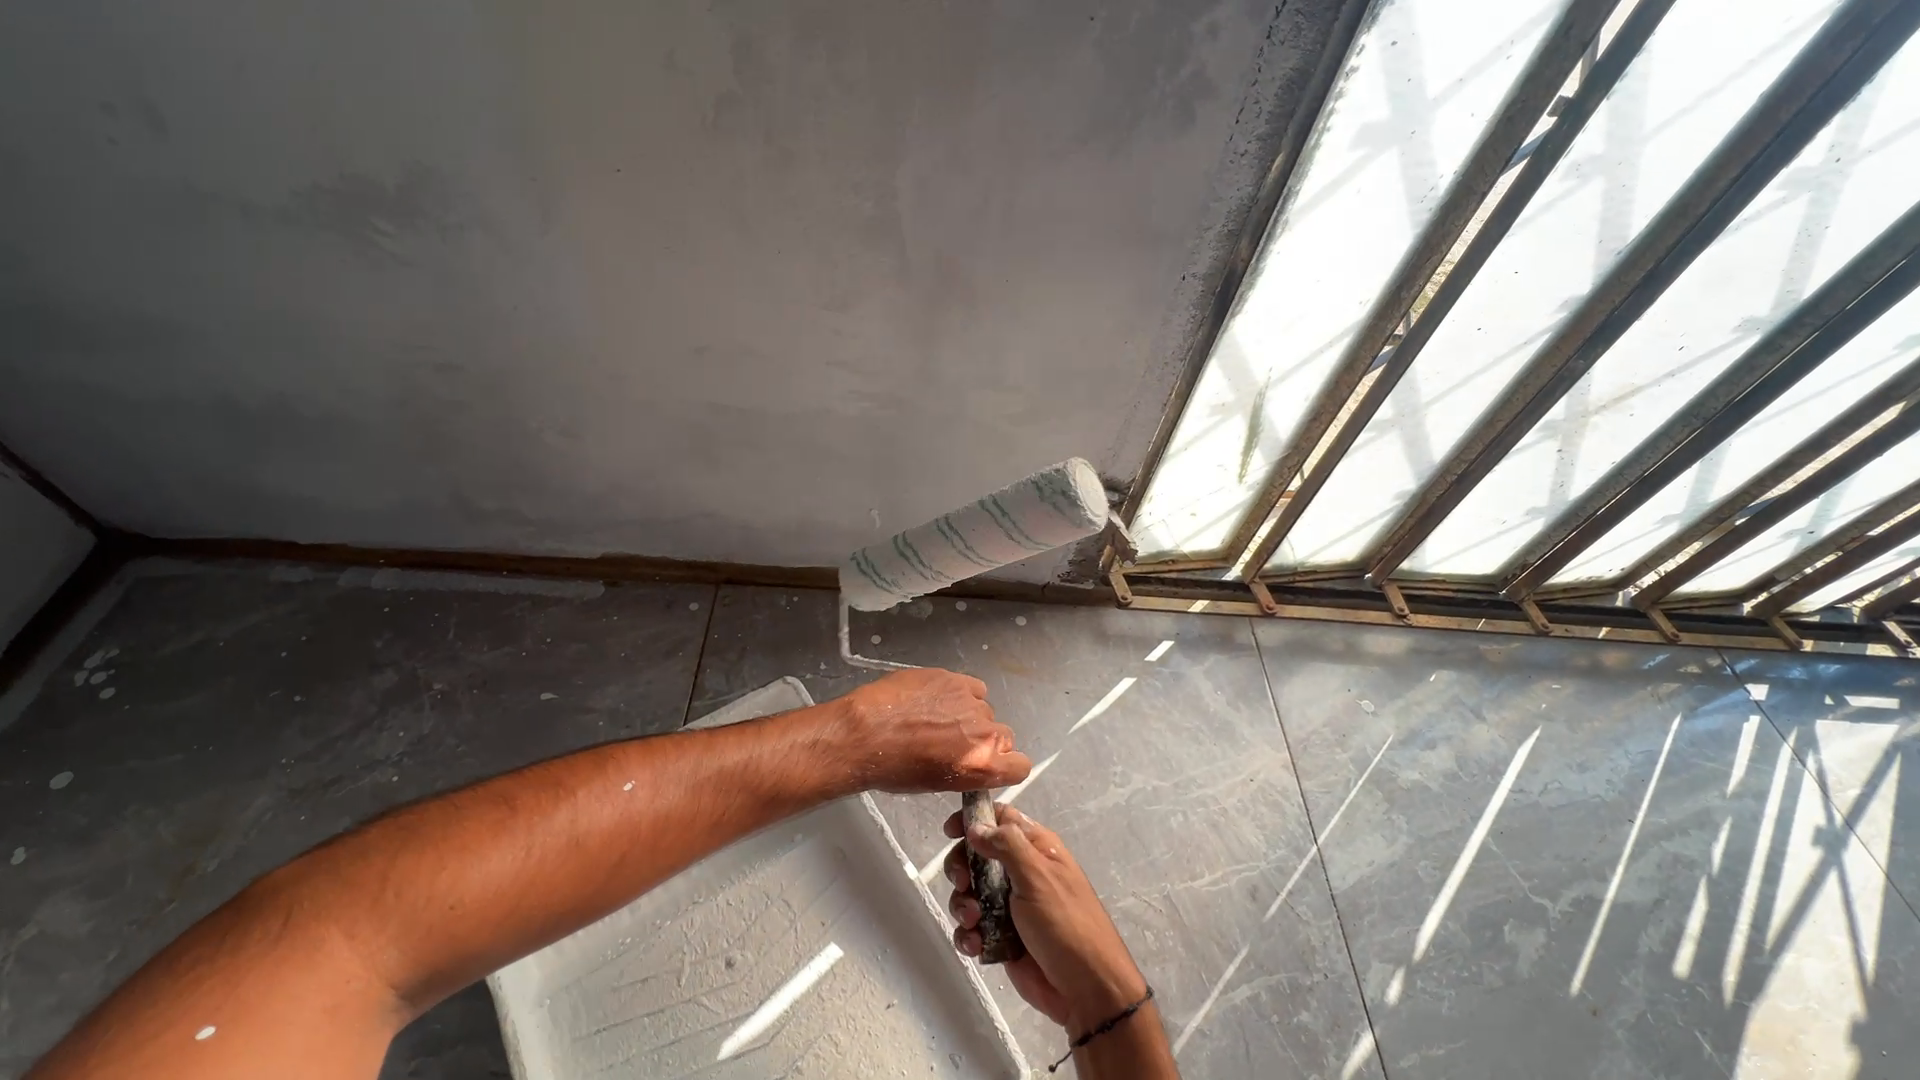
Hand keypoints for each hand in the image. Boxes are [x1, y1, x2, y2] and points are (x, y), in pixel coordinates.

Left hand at [824, 669, 1030, 794]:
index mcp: (982, 765)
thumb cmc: (892, 768)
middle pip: (1002, 735)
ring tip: (936, 719)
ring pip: (984, 709)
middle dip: (984, 739)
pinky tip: (935, 700)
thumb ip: (968, 770)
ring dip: (968, 714)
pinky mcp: (954, 678)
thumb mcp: (937, 784)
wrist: (863, 735)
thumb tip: (973, 761)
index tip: (991, 764)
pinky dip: (959, 693)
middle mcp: (984, 732)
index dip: (1005, 765)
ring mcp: (970, 701)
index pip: (1020, 766)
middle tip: (954, 742)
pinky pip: (972, 687)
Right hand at [944, 804, 1146, 1032]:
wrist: (1085, 989)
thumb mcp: (1038, 876)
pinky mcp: (1001, 937)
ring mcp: (1010, 906)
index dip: (974, 820)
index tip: (951, 831)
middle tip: (963, 883)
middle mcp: (1021, 872)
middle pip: (976, 855)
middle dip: (961, 867)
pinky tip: (975, 944)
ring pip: (969, 893)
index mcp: (1036, 848)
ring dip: (962, 905)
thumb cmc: (1066, 923)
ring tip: (974, 921)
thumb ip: (1006, 845)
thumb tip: (976, 826)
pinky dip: (967, 934)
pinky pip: (972, 928)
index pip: (1001, 819)